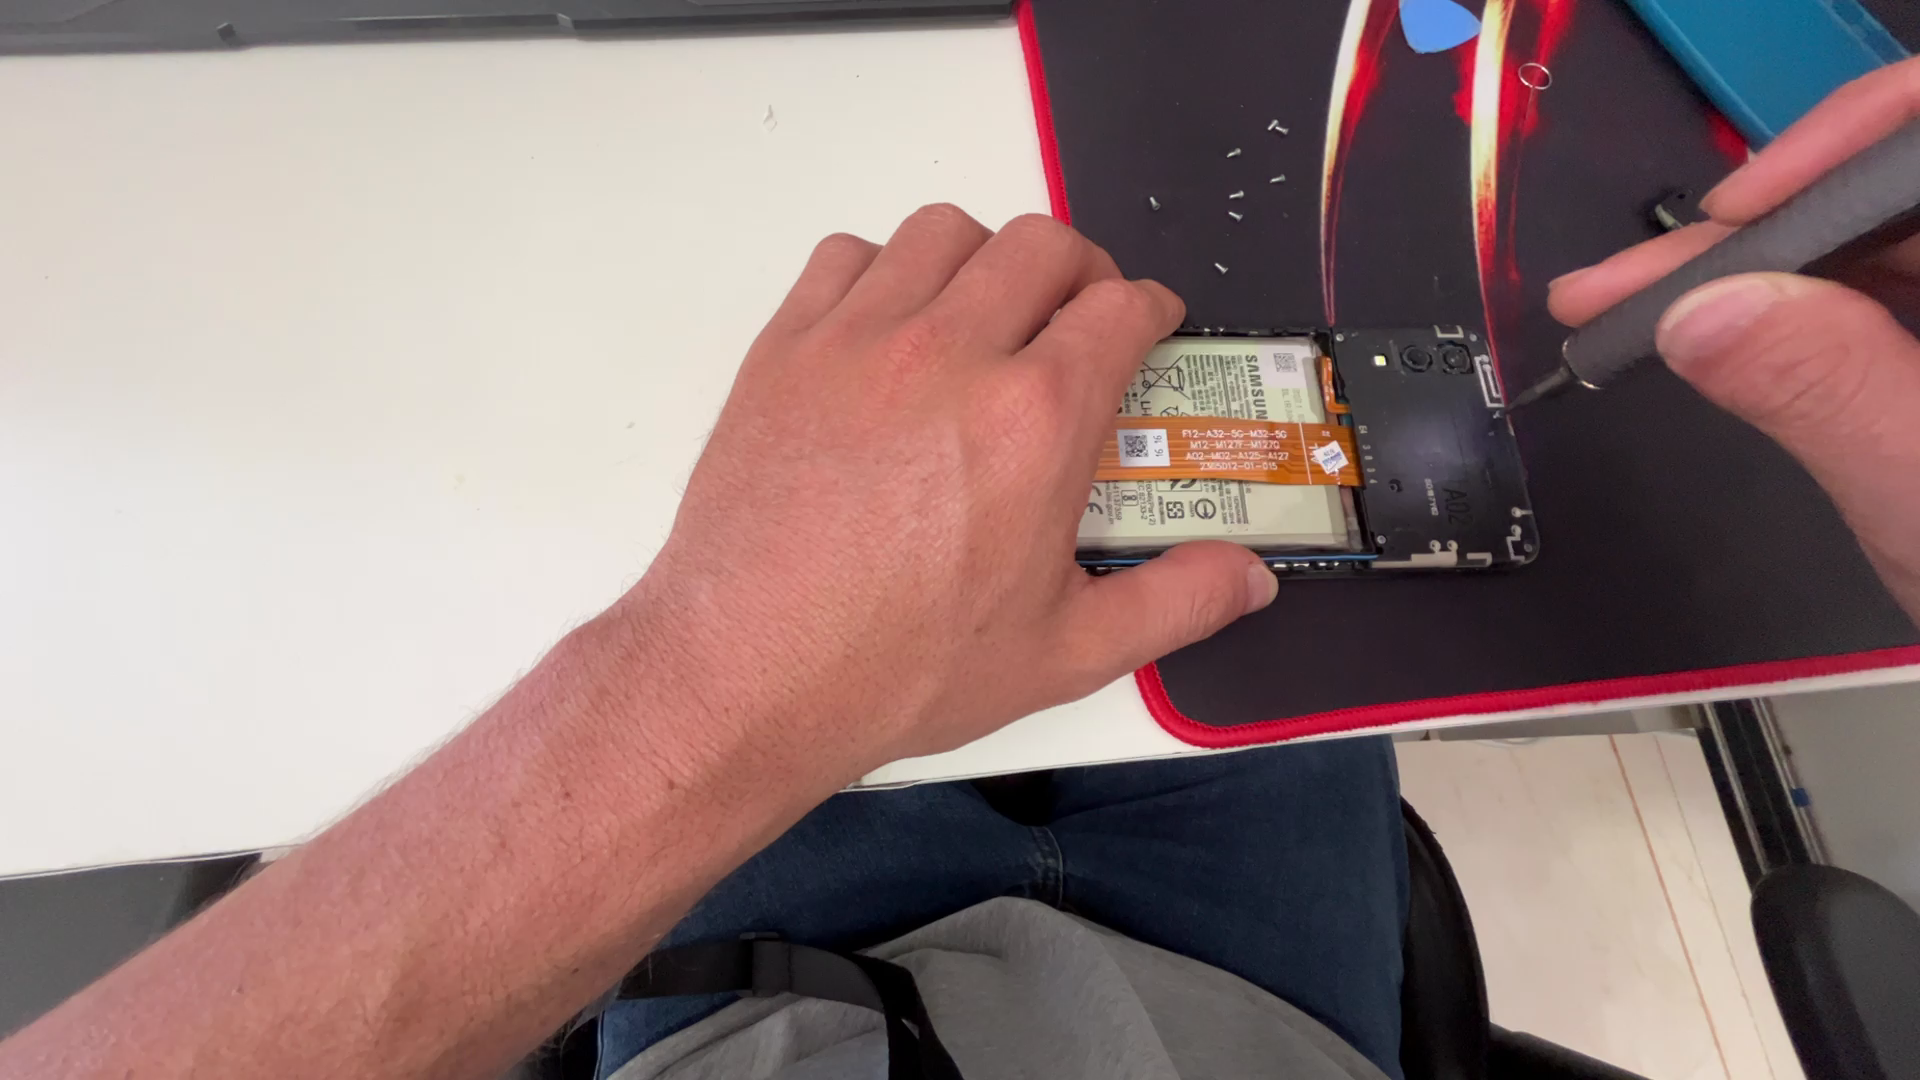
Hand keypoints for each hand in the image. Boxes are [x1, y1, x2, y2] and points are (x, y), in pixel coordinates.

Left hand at [616, 205, 1275, 779]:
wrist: (750, 675)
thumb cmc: (906, 669)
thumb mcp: (1063, 654)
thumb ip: (1173, 602)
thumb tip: (1250, 576)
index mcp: (1037, 420)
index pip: (1120, 308)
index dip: (1149, 307)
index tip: (1148, 325)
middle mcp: (952, 354)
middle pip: (1043, 245)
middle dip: (1081, 269)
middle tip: (1077, 316)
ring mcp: (859, 341)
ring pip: (946, 233)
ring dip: (985, 260)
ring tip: (984, 316)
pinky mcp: (786, 349)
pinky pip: (847, 256)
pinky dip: (885, 271)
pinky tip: (890, 328)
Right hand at [1548, 58, 1919, 620]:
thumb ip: (1827, 394)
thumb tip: (1701, 312)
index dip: (1855, 142)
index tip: (1729, 212)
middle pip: (1904, 190)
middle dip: (1751, 229)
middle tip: (1623, 284)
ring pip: (1877, 239)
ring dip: (1740, 270)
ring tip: (1627, 308)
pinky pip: (1871, 290)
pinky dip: (1771, 306)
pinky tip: (1702, 328)